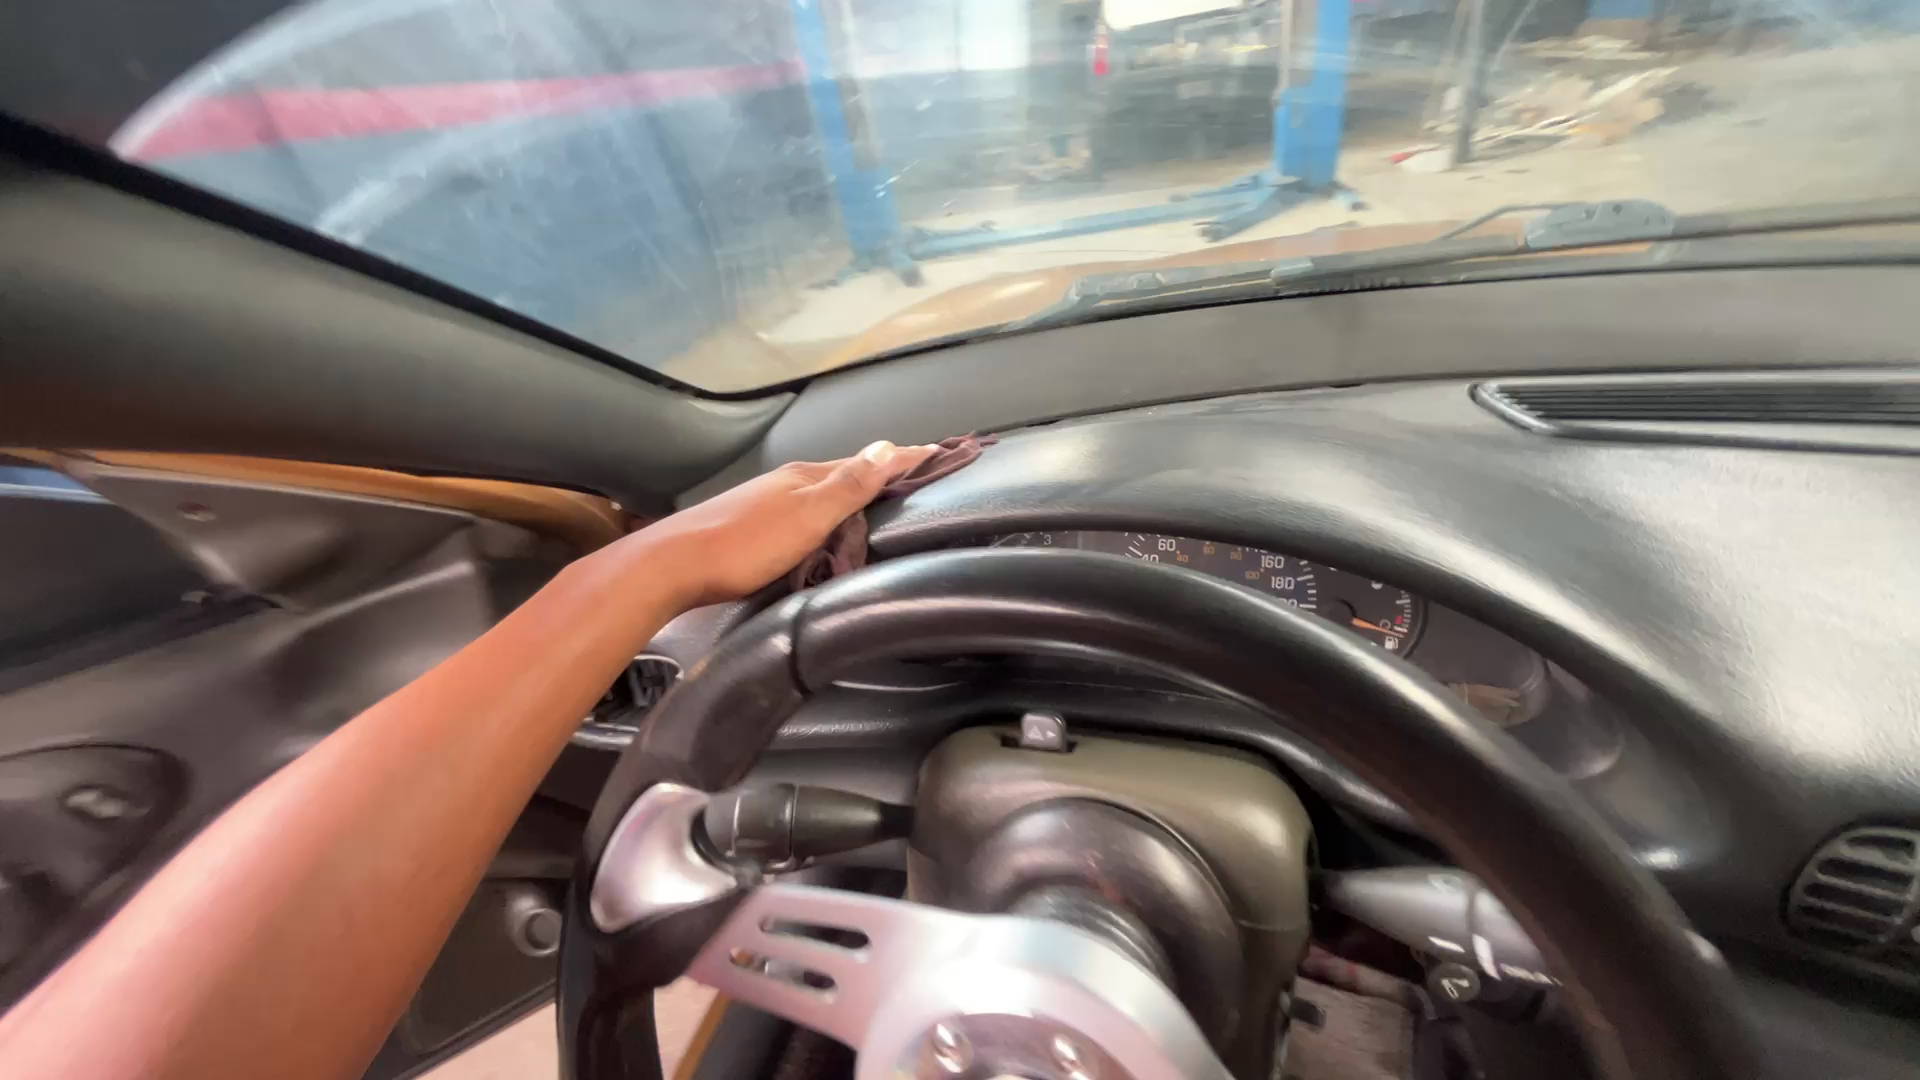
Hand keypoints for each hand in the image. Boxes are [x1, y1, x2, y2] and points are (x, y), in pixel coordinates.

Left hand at [632, 441, 940, 608]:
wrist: (672, 566)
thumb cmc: (746, 543)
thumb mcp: (808, 515)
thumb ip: (849, 485)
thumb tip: (887, 446)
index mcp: (807, 476)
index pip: (866, 462)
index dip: (902, 459)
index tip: (936, 452)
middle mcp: (789, 482)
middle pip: (846, 473)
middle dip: (881, 474)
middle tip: (915, 478)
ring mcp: (768, 501)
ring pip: (824, 492)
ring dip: (855, 492)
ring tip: (880, 501)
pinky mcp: (753, 524)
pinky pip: (806, 510)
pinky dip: (830, 512)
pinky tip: (828, 527)